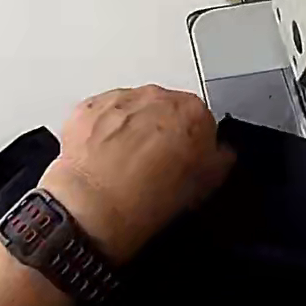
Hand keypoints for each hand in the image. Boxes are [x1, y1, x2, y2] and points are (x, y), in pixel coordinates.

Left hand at [38, 86, 233, 263]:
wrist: (90, 208)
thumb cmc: (141, 203)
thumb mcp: (201, 190)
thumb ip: (216, 162)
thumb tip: (218, 155)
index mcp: (192, 113)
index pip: (201, 122)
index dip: (192, 145)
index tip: (182, 162)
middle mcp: (156, 98)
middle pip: (164, 110)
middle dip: (159, 133)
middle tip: (150, 165)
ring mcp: (119, 100)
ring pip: (131, 109)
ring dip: (129, 130)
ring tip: (121, 164)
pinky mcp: (87, 108)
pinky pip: (100, 114)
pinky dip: (100, 130)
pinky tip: (99, 157)